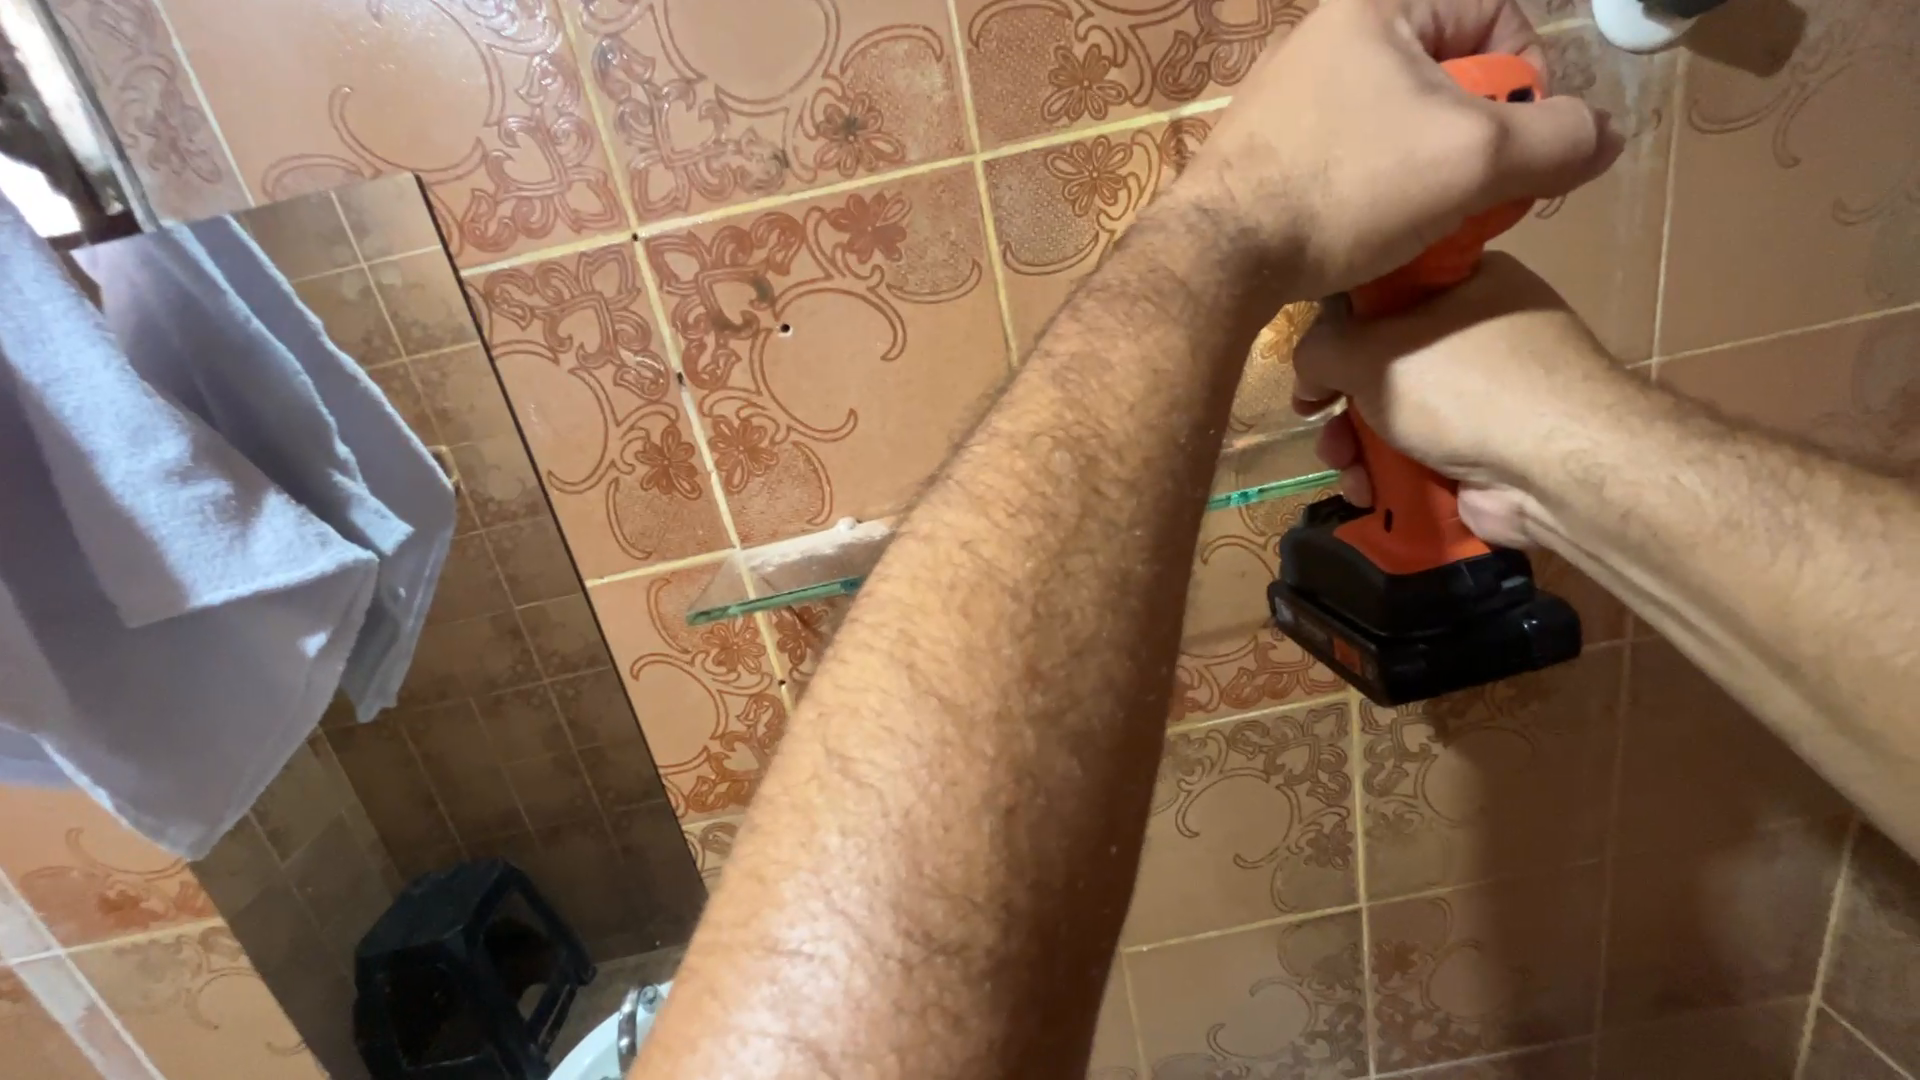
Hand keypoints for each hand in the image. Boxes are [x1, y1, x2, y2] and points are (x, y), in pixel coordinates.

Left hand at [1178, 0, 1623, 298]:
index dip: (1523, 74)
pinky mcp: (1251, 156)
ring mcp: (1276, 102)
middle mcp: (1316, 41)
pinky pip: (1333, 159)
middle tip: (1468, 194)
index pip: (1490, 9)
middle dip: (1465, 134)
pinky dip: (1361, 191)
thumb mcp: (1473, 160)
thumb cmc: (1343, 192)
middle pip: (1434, 73)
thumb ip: (1557, 140)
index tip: (1514, 142)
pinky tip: (1362, 234)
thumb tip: (1604, 139)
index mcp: (1373, 7)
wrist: (1215, 259)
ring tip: (1415, 224)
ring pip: (1382, 124)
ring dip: (1415, 171)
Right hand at [1290, 255, 1629, 547]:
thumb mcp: (1368, 352)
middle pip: (1380, 368)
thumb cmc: (1462, 386)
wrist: (1555, 467)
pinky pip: (1415, 455)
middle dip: (1340, 409)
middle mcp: (1477, 337)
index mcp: (1465, 287)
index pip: (1382, 300)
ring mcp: (1484, 397)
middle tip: (1320, 428)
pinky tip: (1370, 492)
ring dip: (1355, 449)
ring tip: (1346, 471)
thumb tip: (1307, 374)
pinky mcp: (1483, 449)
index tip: (1310, 371)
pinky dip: (1386, 475)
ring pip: (1392, 418)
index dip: (1336, 335)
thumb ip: (1318, 351)